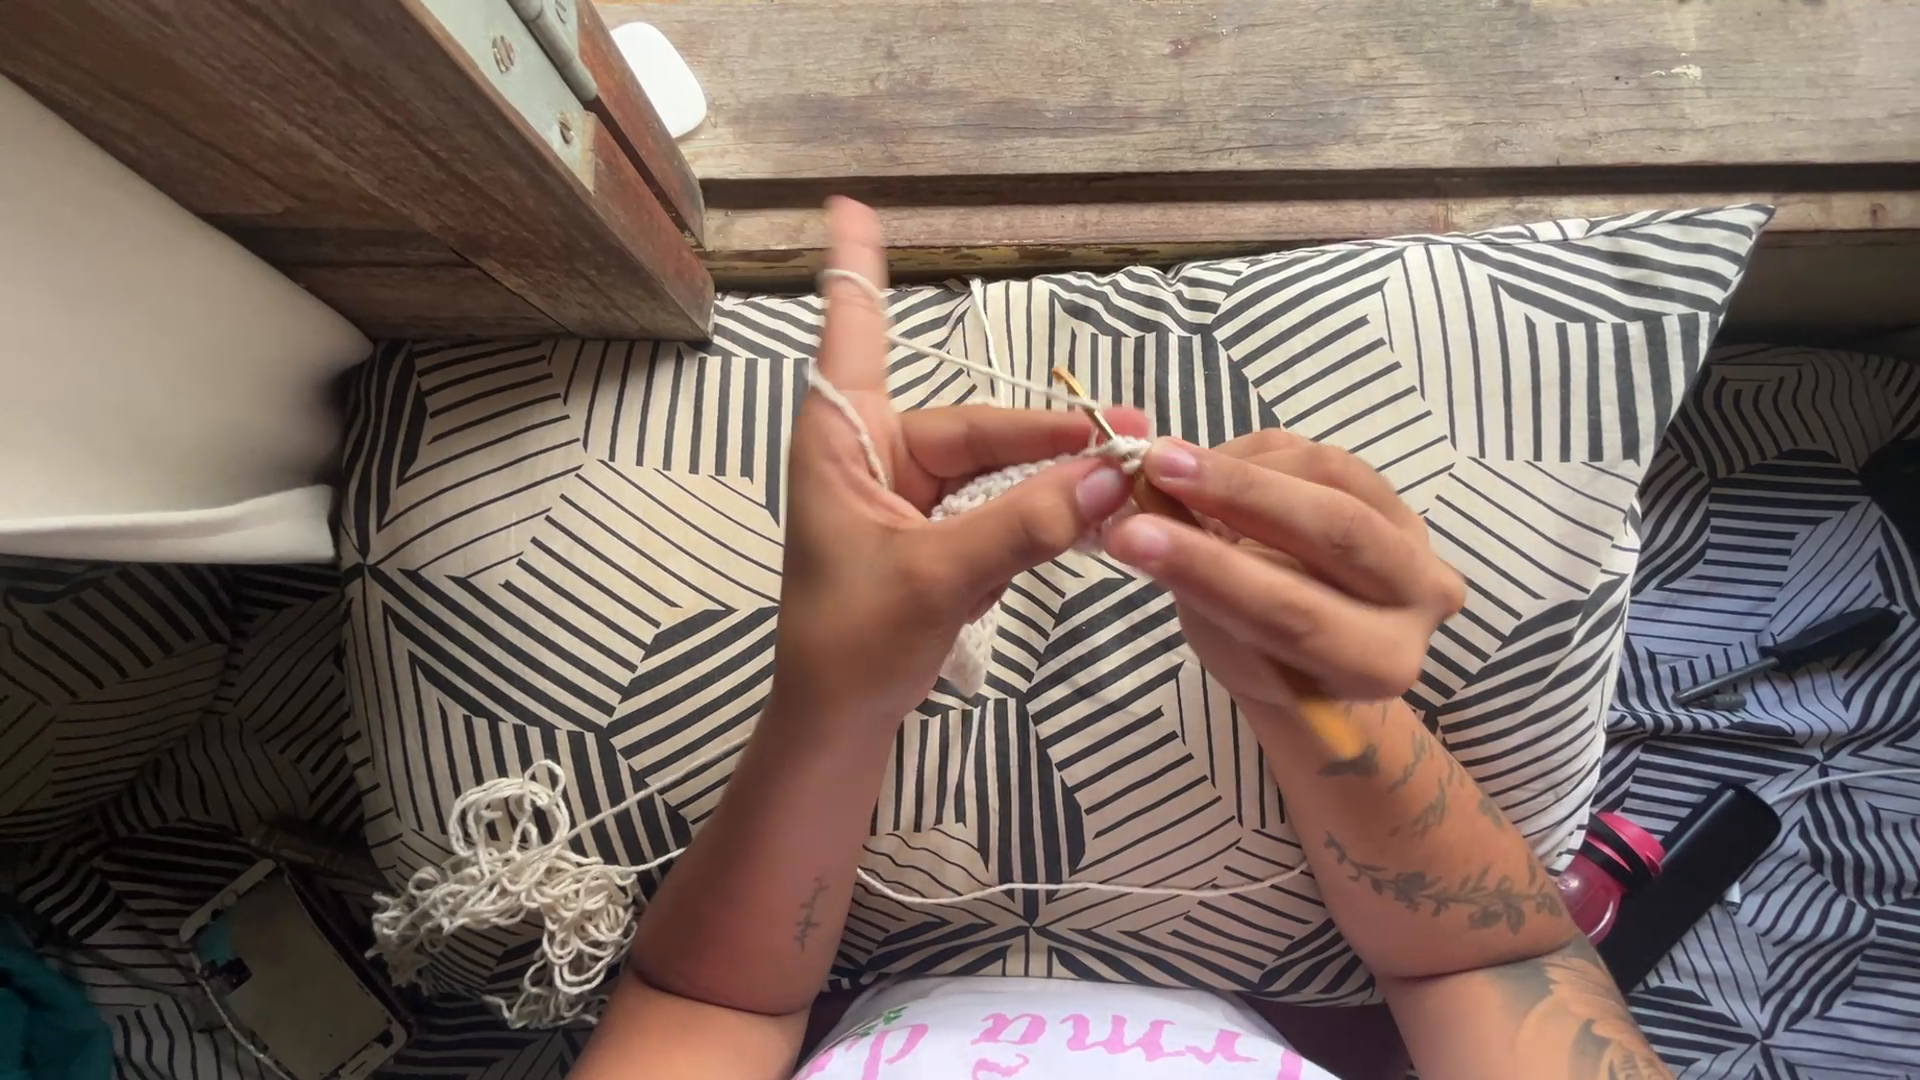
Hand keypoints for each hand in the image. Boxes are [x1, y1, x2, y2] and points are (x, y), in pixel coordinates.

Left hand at [774, 198, 1148, 724]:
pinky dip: (1039, 514)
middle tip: (1129, 433)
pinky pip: (997, 507)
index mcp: (844, 443)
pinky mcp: (936, 535)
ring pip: (994, 468)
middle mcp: (877, 457)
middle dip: (1048, 434)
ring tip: (1126, 473)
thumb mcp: (936, 578)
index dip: (857, 270)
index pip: (854, 337)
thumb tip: (1108, 474)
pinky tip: (1086, 515)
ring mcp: (910, 499)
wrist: (841, 720)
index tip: (849, 205)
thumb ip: (1021, 525)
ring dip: (1054, 475)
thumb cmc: (852, 644)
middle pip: (973, 424)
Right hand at [1103, 431, 1463, 709]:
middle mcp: (1423, 601)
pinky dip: (1254, 452)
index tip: (1133, 535)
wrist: (1305, 648)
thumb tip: (1133, 520)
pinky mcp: (1395, 496)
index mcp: (1376, 662)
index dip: (1208, 568)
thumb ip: (1193, 581)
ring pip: (1330, 475)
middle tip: (1155, 466)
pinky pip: (1323, 454)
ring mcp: (1418, 540)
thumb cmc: (1254, 654)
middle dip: (1233, 491)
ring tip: (1168, 466)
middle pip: (1333, 529)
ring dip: (1237, 464)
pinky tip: (1209, 465)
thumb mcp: (1217, 635)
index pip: (1291, 611)